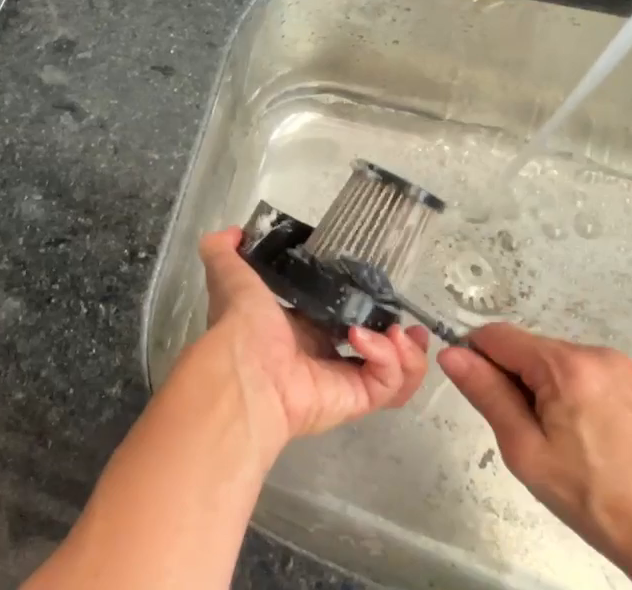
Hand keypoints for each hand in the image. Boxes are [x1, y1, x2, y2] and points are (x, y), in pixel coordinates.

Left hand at [197, 227, 428, 443]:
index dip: (363, 305)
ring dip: (405, 353)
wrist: (244, 371)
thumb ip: (224, 250)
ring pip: (392, 372)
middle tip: (407, 323)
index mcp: (298, 329)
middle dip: (398, 337)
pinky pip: (388, 385)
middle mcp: (322, 356)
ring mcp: (342, 381)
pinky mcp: (356, 400)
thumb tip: (233, 232)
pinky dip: (389, 361)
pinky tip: (367, 339)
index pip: (342, 318)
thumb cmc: (240, 323)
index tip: (379, 290)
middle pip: (376, 349)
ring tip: (399, 332)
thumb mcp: (230, 275)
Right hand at [440, 325, 631, 589]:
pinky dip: (579, 403)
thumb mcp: (526, 452)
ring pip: (561, 368)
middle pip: (530, 350)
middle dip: (515, 382)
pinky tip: (596, 448)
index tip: (480, 399)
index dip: (475, 359)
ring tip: (564, 448)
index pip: (496, 335)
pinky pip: (594, 382)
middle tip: (526, 437)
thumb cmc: (600, 503)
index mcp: (567, 365)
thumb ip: (487, 395)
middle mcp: (601, 355)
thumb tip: (451, 354)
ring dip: (547, 394)